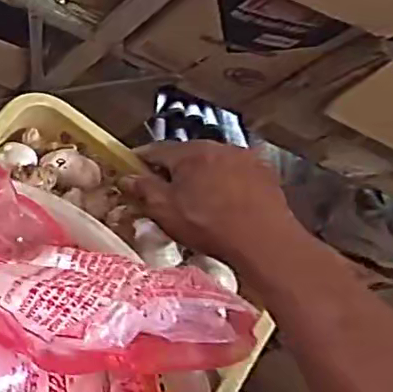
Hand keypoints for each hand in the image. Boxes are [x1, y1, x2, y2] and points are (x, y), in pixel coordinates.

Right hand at [120, 141, 313, 269]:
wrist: (267, 243)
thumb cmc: (207, 224)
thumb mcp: (162, 209)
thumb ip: (141, 188)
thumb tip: (125, 177)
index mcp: (190, 151)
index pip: (153, 149)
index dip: (137, 162)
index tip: (130, 175)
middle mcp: (219, 147)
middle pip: (184, 154)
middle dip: (170, 170)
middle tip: (161, 192)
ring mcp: (246, 159)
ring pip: (210, 163)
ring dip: (198, 176)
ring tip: (193, 200)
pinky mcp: (266, 175)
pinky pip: (233, 174)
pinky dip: (222, 183)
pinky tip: (220, 205)